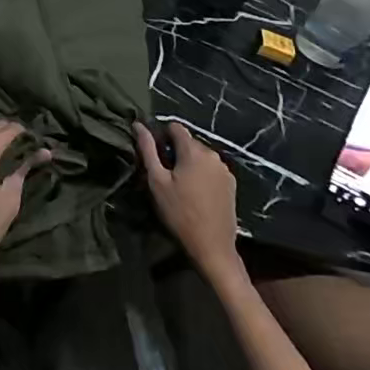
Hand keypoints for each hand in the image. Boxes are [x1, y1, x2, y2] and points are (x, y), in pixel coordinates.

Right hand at [135, 120, 239, 273]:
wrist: (212, 245)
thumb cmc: (179, 213)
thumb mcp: (157, 182)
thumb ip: (147, 150)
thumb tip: (138, 124)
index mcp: (193, 150)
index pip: (175, 127)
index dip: (162, 137)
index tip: (156, 157)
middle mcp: (212, 153)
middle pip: (188, 142)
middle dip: (176, 153)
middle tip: (166, 177)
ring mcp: (224, 168)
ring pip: (201, 156)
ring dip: (190, 164)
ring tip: (182, 188)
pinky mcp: (231, 182)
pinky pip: (212, 169)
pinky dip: (203, 174)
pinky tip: (197, 195)